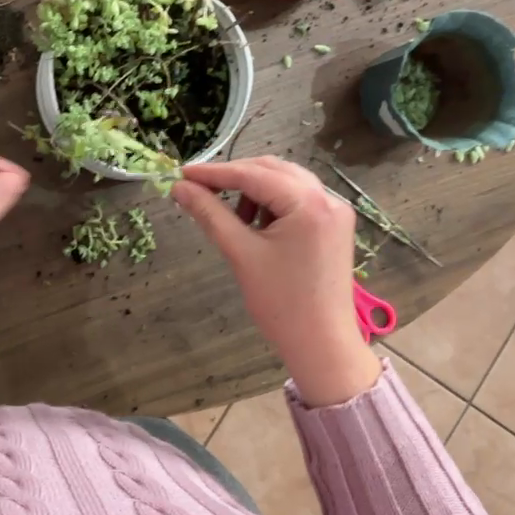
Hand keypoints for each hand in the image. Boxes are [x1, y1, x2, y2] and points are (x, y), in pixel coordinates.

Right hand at [172, 156, 381, 405]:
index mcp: (309, 203)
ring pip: (285, 182)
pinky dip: (272, 202)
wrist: (322, 344)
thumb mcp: (240, 253)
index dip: (215, 172)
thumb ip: (209, 214)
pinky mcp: (334, 226)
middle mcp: (328, 198)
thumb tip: (179, 188)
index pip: (253, 175)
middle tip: (199, 188)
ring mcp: (335, 211)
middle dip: (234, 176)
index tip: (182, 173)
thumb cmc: (281, 303)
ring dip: (254, 189)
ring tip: (230, 214)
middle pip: (272, 170)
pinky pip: (298, 199)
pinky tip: (255, 224)